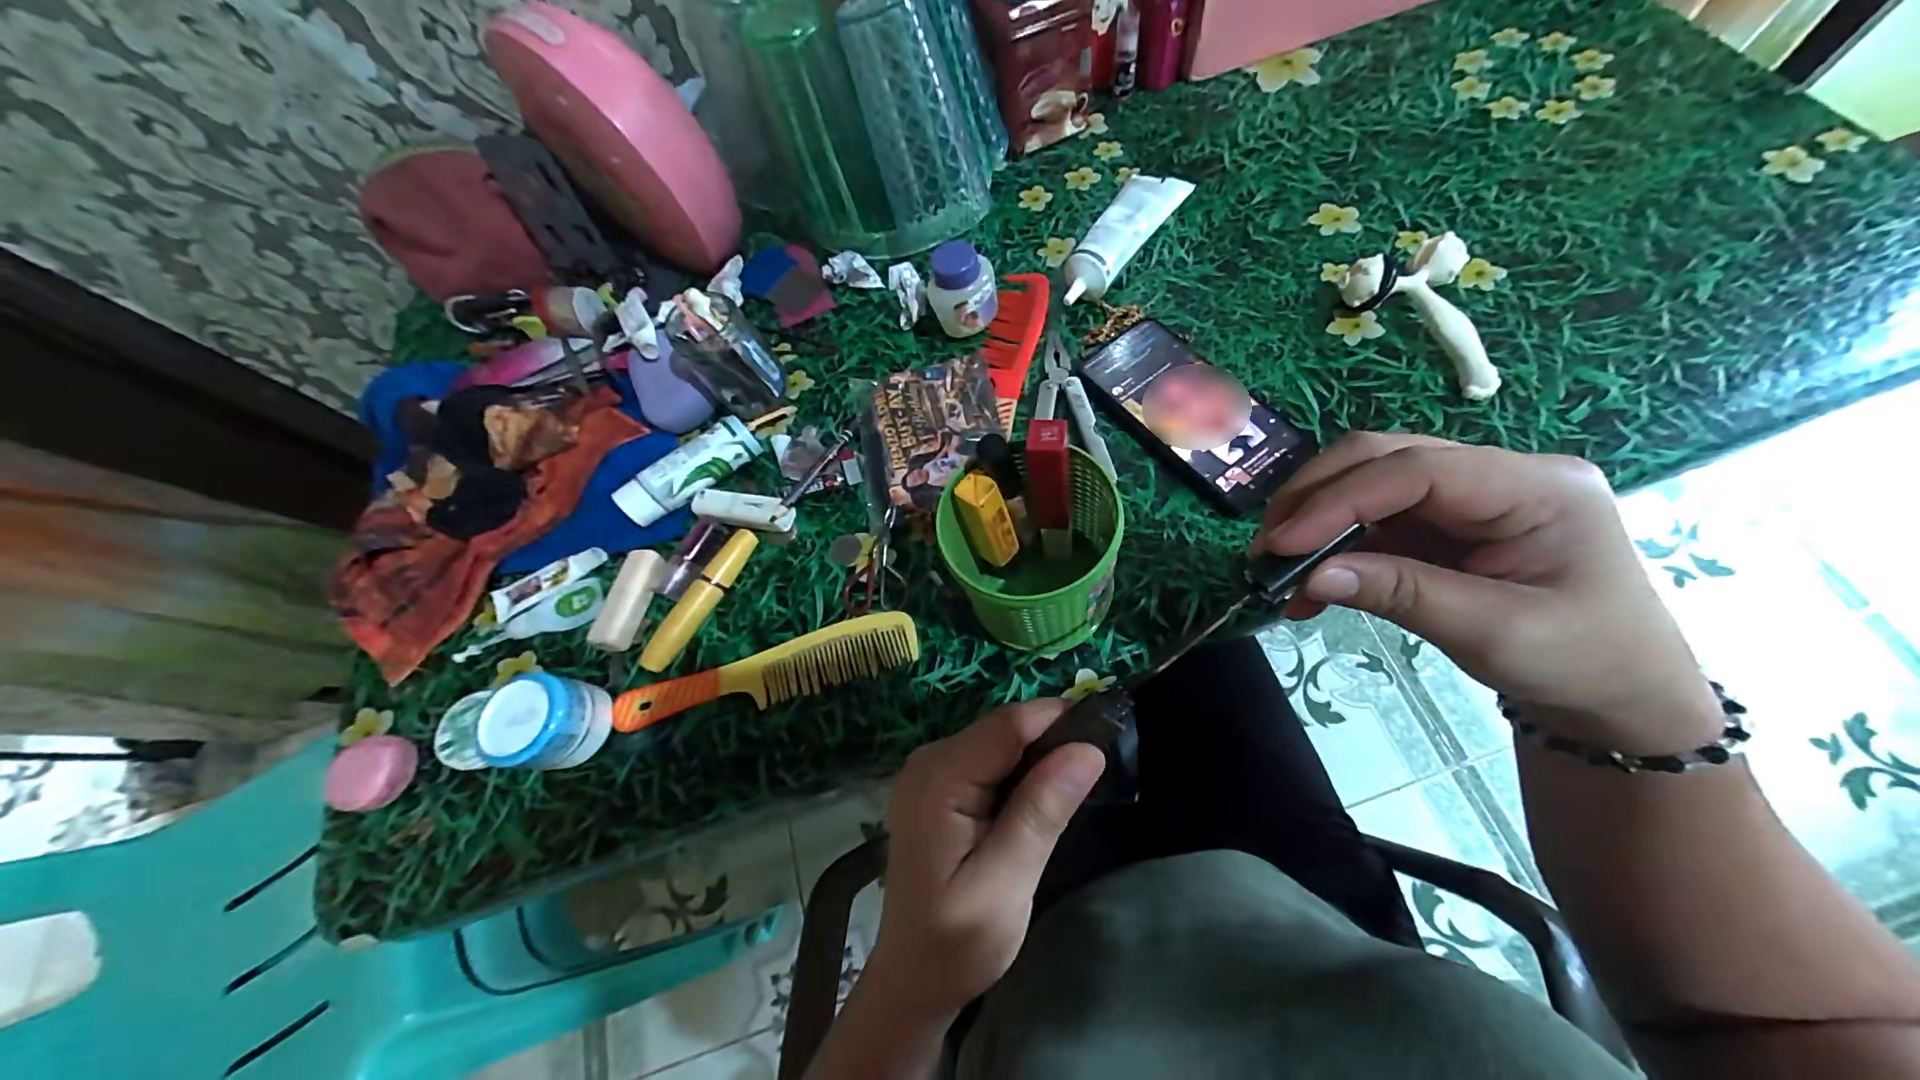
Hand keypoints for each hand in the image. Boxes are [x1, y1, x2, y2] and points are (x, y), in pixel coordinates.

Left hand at [863, 701, 1104, 1021]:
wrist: (912, 979)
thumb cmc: (956, 942)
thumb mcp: (1006, 883)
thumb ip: (1041, 812)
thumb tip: (1087, 750)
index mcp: (937, 779)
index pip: (1007, 725)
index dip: (1059, 719)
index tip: (1109, 731)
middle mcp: (927, 762)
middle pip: (1002, 728)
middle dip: (1052, 737)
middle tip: (1098, 770)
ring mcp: (929, 772)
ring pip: (998, 741)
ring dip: (1039, 755)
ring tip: (1077, 785)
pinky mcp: (938, 787)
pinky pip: (987, 759)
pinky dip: (1020, 770)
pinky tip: (1041, 797)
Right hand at [1255, 432, 1721, 753]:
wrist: (1618, 694)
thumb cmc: (1583, 662)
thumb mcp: (1496, 632)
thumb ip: (1403, 594)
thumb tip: (1313, 575)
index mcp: (1536, 487)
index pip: (1417, 470)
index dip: (1340, 499)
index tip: (1283, 544)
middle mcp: (1497, 475)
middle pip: (1383, 458)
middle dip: (1315, 497)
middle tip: (1267, 546)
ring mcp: (1467, 497)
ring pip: (1367, 484)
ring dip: (1315, 522)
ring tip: (1277, 568)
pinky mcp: (1442, 524)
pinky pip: (1371, 522)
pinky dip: (1331, 548)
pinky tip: (1310, 585)